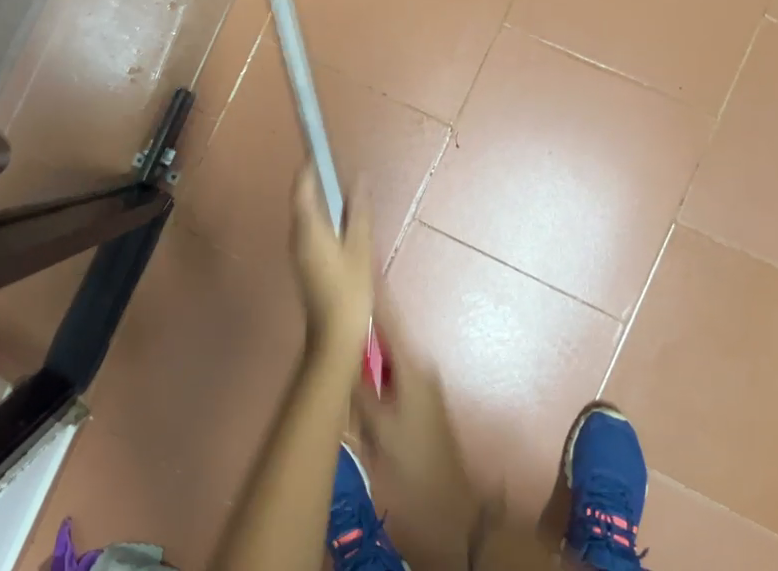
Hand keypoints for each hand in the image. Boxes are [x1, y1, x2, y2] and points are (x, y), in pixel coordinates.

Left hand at [287, 165, 372, 362]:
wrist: (334, 335)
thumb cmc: (349, 290)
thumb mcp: (359, 248)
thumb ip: (358, 212)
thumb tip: (360, 178)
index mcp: (307, 229)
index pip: (302, 188)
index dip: (309, 167)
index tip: (321, 150)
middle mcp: (297, 236)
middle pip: (302, 199)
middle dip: (316, 180)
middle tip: (336, 165)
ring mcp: (299, 250)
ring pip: (306, 215)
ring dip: (320, 199)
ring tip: (343, 188)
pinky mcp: (306, 262)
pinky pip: (311, 229)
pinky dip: (323, 217)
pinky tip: (341, 221)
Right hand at [352, 316, 486, 567]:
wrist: (450, 506)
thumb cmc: (412, 462)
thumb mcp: (375, 423)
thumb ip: (354, 384)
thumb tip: (337, 350)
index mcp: (410, 364)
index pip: (385, 316)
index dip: (368, 293)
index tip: (349, 271)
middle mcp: (419, 366)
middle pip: (380, 335)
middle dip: (356, 331)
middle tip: (327, 321)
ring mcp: (422, 382)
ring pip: (382, 357)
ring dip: (362, 356)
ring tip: (335, 351)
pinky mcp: (420, 399)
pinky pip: (389, 374)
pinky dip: (371, 373)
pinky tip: (354, 386)